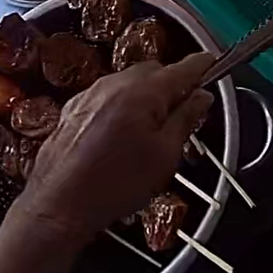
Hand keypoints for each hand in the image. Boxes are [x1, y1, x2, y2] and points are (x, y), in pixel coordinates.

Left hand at [8, 52, 214, 249]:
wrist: (58, 206)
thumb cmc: (117, 184)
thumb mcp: (165, 155)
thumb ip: (186, 118)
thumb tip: (203, 96)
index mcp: (144, 91)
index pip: (185, 67)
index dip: (204, 66)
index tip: (215, 66)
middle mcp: (116, 83)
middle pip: (156, 71)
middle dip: (174, 85)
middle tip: (186, 112)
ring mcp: (91, 93)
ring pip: (131, 82)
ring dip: (148, 96)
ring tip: (154, 129)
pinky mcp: (74, 107)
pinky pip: (109, 96)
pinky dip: (123, 105)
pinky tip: (123, 135)